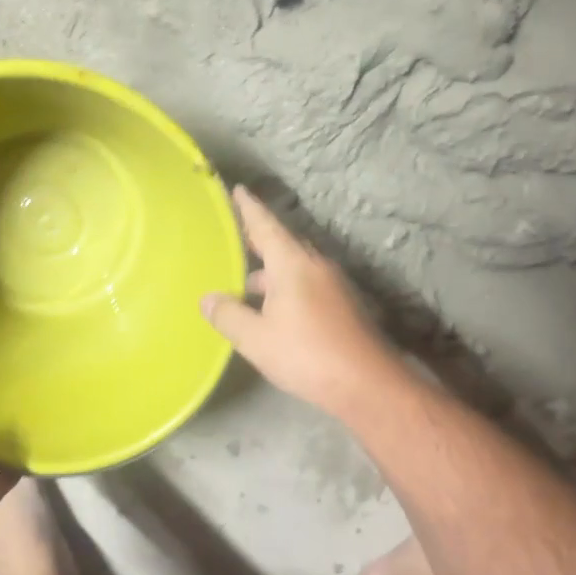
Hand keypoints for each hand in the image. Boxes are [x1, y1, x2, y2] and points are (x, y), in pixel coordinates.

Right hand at [201, 186, 409, 416]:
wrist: (367, 384)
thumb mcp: (256, 339)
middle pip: (282, 243)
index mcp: (292, 264)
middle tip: (234, 235)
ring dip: (270, 270)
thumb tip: (208, 299)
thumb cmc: (307, 355)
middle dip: (258, 239)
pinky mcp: (342, 306)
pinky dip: (284, 286)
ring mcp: (333, 285)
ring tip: (245, 281)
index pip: (266, 225)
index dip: (249, 208)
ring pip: (295, 267)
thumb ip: (229, 315)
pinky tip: (271, 309)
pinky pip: (306, 283)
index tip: (237, 190)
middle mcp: (315, 266)